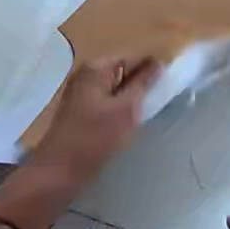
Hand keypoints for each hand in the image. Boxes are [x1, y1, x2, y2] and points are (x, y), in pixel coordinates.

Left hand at [0, 55, 158, 228]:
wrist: (59, 171)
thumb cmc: (94, 138)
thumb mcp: (126, 109)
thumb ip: (143, 84)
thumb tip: (157, 62)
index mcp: (95, 67)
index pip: (131, 57)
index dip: (151, 68)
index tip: (170, 83)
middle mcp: (85, 75)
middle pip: (122, 72)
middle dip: (141, 84)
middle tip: (161, 101)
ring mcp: (81, 94)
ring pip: (115, 90)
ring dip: (131, 99)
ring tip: (147, 113)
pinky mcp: (80, 113)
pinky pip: (106, 103)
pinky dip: (119, 110)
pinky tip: (129, 124)